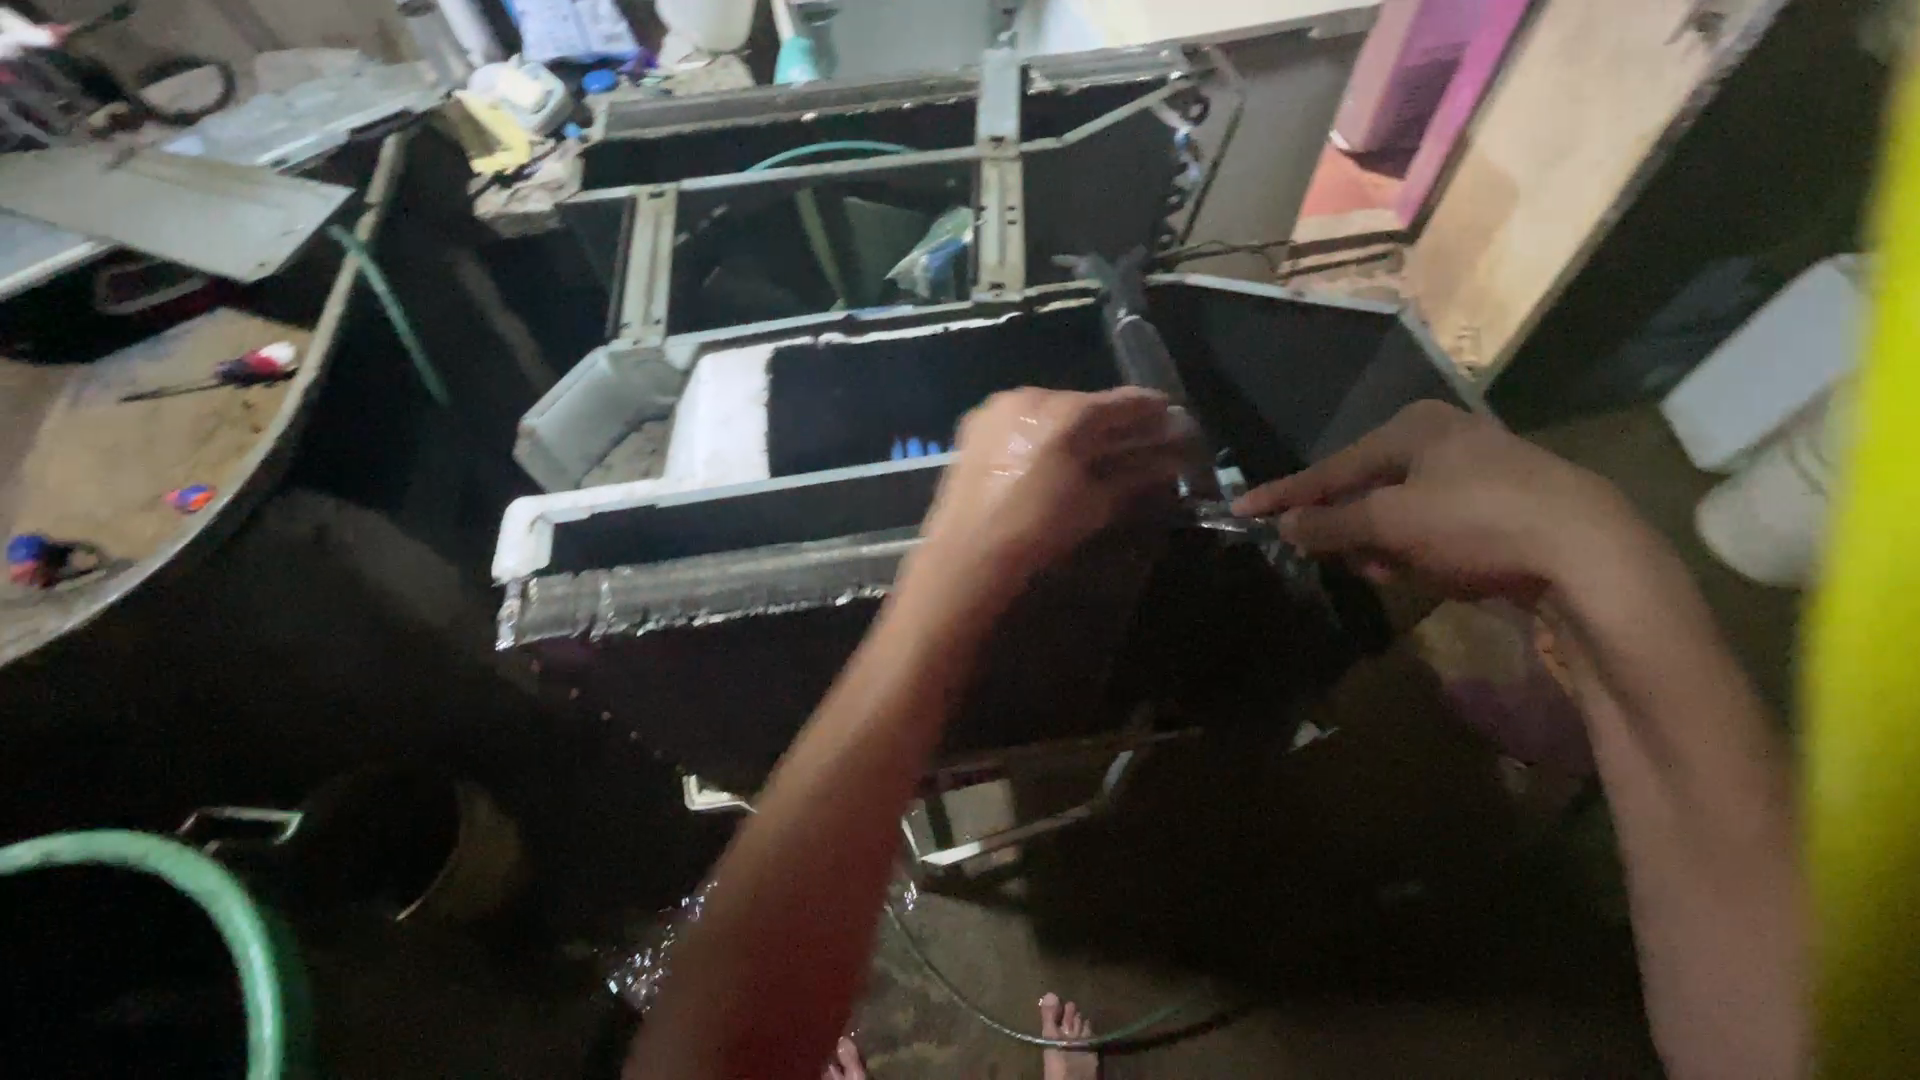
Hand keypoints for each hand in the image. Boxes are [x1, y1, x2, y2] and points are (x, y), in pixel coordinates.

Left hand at [909, 387, 1190, 610]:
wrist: (969, 552)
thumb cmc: (1039, 530)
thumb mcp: (1096, 504)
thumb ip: (1135, 475)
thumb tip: (1169, 462)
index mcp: (1068, 411)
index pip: (1125, 402)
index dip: (1152, 410)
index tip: (1170, 416)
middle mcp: (1032, 396)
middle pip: (1086, 403)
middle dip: (1112, 422)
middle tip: (1135, 439)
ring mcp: (999, 407)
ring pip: (1052, 409)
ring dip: (1075, 426)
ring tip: (1093, 450)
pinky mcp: (976, 424)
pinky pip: (1022, 420)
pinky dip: (1042, 432)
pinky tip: (1052, 454)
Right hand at [1233, 401, 1650, 604]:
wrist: (1589, 553)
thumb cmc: (1475, 521)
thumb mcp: (1390, 523)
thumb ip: (1330, 522)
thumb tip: (1285, 525)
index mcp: (1412, 427)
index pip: (1329, 466)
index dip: (1284, 493)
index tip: (1241, 509)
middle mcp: (1442, 437)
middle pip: (1364, 486)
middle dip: (1344, 525)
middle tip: (1327, 555)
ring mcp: (1475, 469)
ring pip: (1398, 509)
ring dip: (1380, 542)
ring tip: (1380, 570)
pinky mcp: (1500, 503)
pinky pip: (1432, 523)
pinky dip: (1415, 546)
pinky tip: (1420, 569)